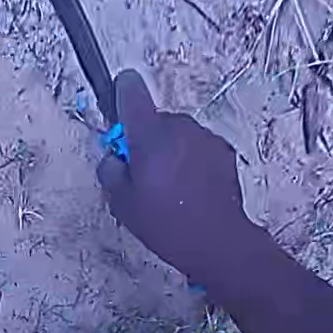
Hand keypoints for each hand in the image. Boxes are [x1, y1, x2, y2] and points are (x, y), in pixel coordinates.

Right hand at [96, 69, 254, 278]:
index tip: (116, 98)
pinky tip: (184, 190)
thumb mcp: (120, 202)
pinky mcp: (222, 150)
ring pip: (175, 134)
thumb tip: (113, 157)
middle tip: (138, 174)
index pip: (132, 92)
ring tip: (163, 188)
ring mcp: (205, 137)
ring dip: (165, 151)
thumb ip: (109, 170)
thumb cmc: (164, 223)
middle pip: (153, 120)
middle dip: (143, 140)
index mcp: (150, 137)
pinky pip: (194, 146)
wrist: (215, 240)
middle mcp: (180, 128)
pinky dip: (186, 160)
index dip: (120, 92)